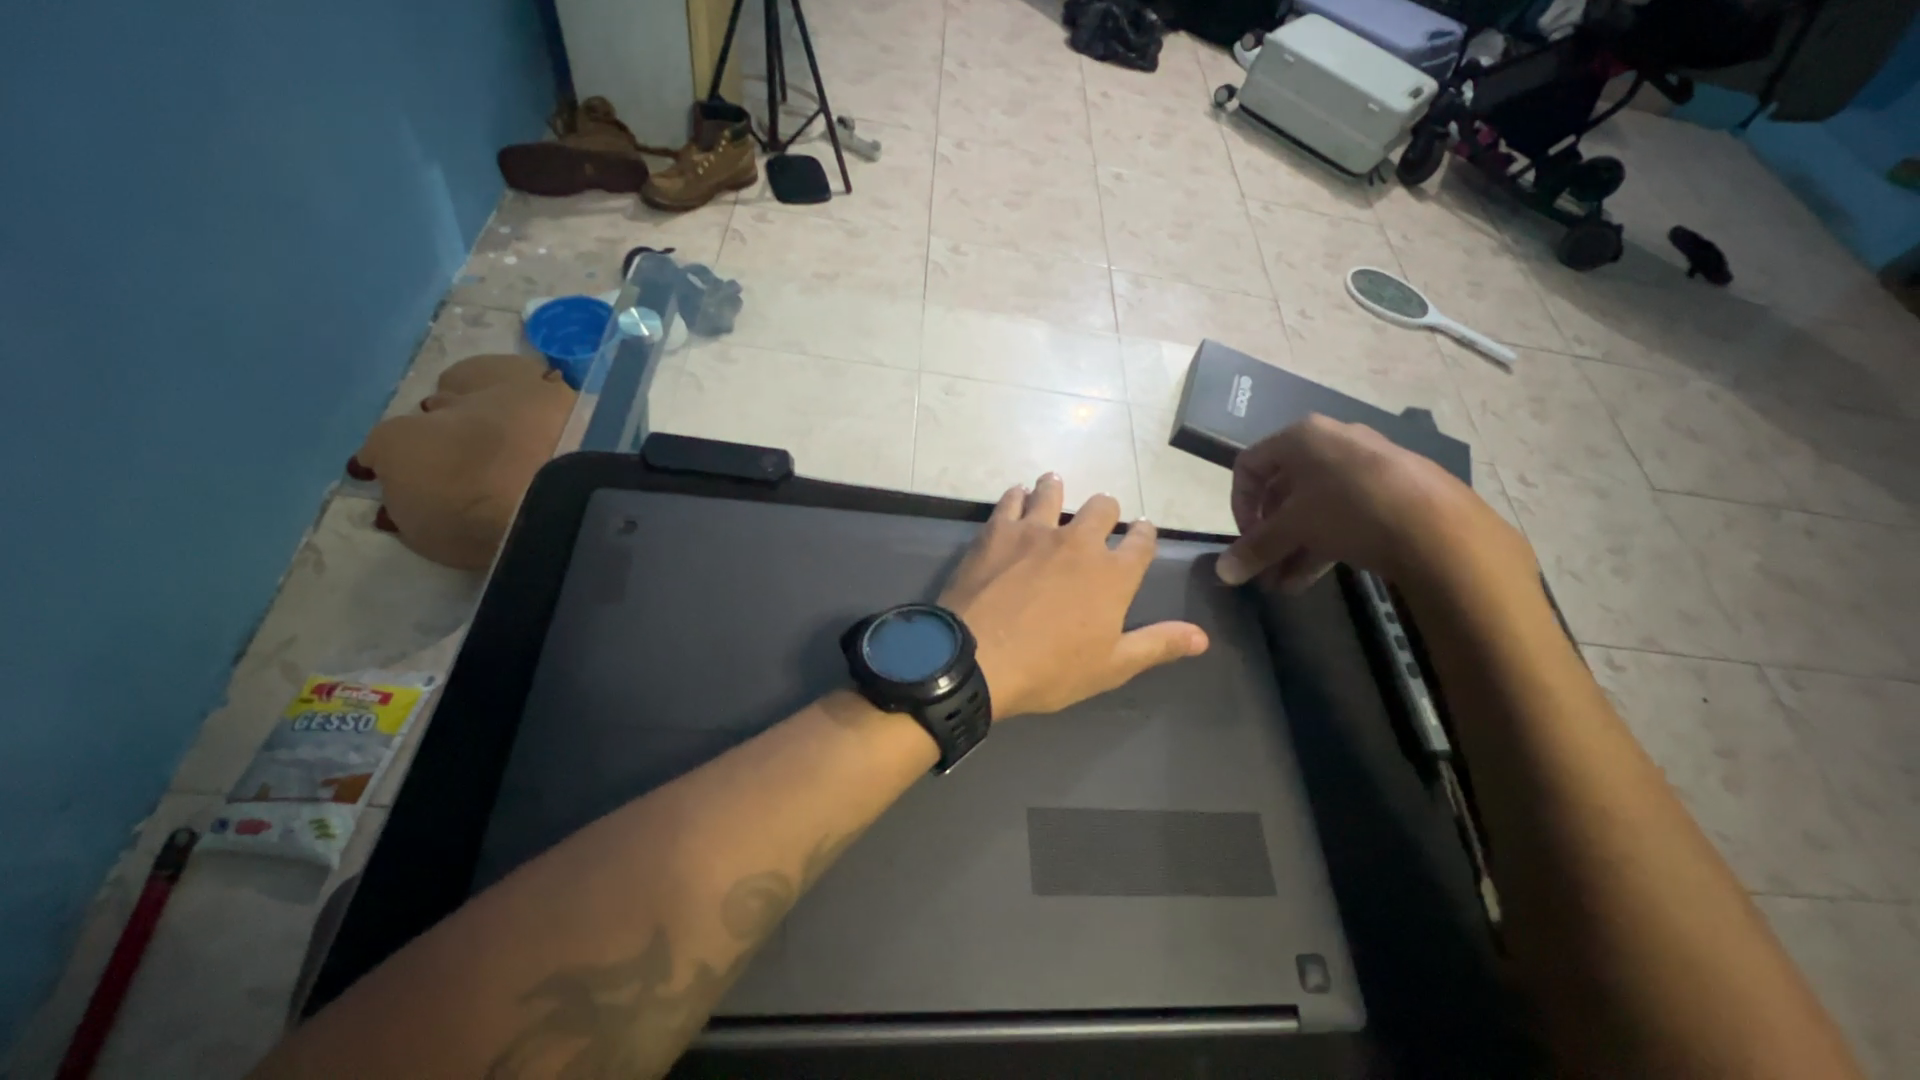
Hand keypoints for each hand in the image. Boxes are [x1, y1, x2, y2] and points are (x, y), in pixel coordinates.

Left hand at [939, 474, 1209, 720]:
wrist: (978, 658)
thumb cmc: (1050, 669)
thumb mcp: (1112, 667)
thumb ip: (1157, 645)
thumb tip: (1202, 637)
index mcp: (1113, 575)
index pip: (1141, 542)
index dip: (1144, 534)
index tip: (1142, 530)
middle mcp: (1080, 542)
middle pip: (1102, 507)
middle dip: (1106, 509)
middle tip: (1100, 516)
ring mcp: (1036, 532)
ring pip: (1053, 492)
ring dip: (1057, 488)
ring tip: (1055, 485)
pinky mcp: (998, 532)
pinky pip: (1011, 501)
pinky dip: (1017, 495)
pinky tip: (1017, 495)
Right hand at [1215, 415, 1530, 591]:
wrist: (1436, 523)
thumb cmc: (1348, 509)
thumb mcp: (1293, 528)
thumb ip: (1255, 548)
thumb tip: (1222, 573)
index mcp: (1301, 437)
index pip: (1249, 465)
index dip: (1239, 505)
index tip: (1246, 540)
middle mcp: (1331, 443)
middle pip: (1282, 489)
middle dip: (1268, 535)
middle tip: (1262, 567)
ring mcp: (1364, 466)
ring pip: (1313, 506)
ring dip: (1292, 546)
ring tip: (1282, 584)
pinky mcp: (1389, 492)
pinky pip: (1343, 514)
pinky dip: (1322, 543)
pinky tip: (1310, 578)